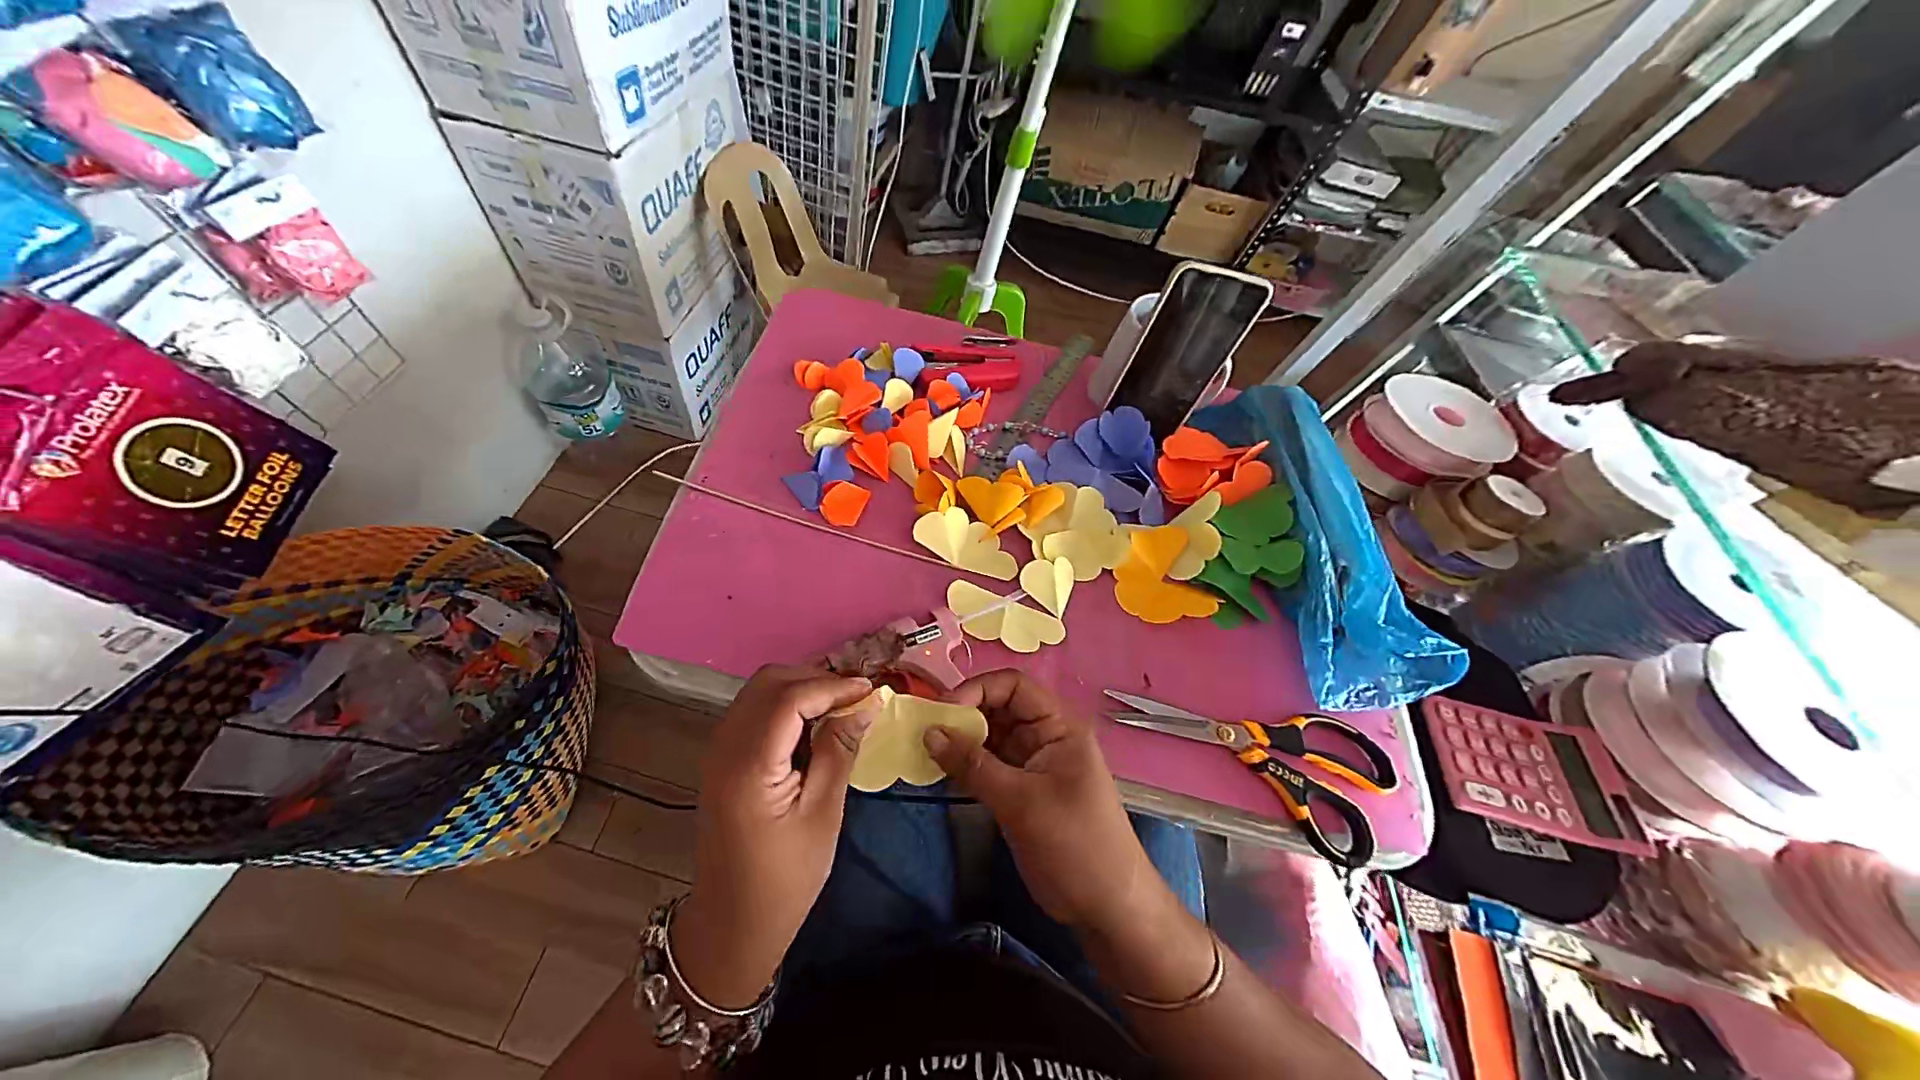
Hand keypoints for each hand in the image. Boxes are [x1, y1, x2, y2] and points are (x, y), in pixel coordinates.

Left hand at [673, 665, 877, 1008]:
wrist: (732, 923)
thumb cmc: (785, 878)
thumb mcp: (823, 814)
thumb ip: (841, 750)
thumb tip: (865, 703)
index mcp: (749, 765)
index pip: (789, 698)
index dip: (832, 686)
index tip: (870, 690)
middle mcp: (725, 747)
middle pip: (769, 682)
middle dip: (816, 678)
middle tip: (857, 695)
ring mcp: (718, 750)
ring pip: (760, 691)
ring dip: (801, 688)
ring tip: (842, 705)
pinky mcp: (723, 758)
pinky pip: (754, 710)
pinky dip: (786, 704)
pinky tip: (815, 722)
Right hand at [925, 670, 1163, 935]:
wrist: (1107, 907)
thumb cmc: (1075, 844)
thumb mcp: (1021, 801)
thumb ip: (974, 765)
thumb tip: (930, 732)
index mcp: (1058, 726)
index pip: (1014, 686)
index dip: (977, 689)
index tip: (942, 711)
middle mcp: (1044, 737)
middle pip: (998, 708)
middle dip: (962, 714)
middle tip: (924, 731)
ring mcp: (1032, 764)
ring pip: (989, 737)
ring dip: (959, 740)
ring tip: (924, 750)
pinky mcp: (1019, 790)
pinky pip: (987, 765)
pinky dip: (964, 765)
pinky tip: (938, 771)